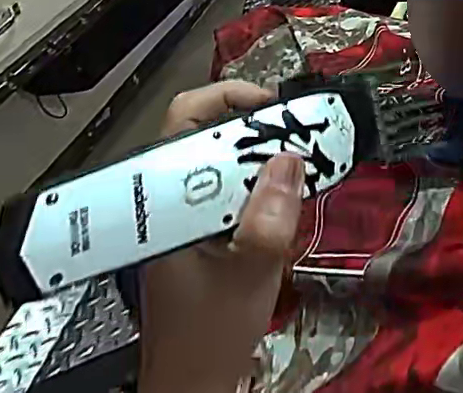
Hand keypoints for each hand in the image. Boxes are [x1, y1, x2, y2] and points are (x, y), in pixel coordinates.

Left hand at [138, 81, 302, 392]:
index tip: (274, 108)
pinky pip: (228, 185)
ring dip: (258, 150)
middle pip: (203, 133)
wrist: (191, 389)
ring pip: (218, 158)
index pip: (184, 121)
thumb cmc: (210, 337)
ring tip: (297, 154)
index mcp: (164, 204)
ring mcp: (181, 217)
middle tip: (294, 129)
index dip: (228, 98)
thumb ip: (268, 220)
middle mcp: (167, 202)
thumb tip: (289, 158)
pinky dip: (258, 177)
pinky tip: (285, 190)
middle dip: (252, 123)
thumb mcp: (248, 277)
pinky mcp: (198, 231)